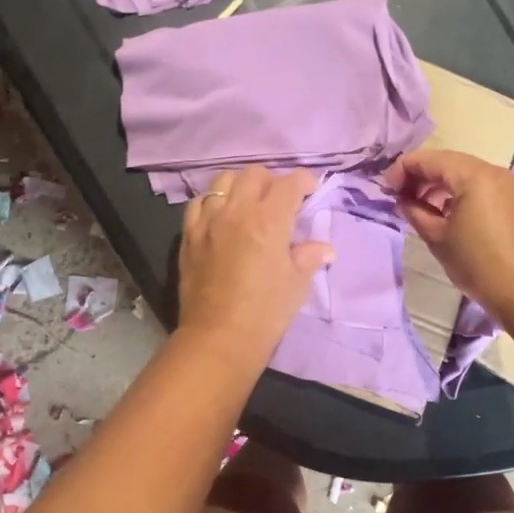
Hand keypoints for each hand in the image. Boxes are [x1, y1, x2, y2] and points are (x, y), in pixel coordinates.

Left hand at [177, 167, 334, 356]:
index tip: (310, 192)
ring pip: (223, 181)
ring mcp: (208, 220)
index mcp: (269, 219)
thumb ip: (309, 256)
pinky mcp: (189, 235)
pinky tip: (220, 215)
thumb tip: (325, 248)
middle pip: (254, 174)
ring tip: (249, 202)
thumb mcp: (296, 283)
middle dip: (272, 180)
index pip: (290, 183)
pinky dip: (213, 201)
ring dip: (240, 185)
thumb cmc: (266, 311)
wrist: (219, 338)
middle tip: (281, 199)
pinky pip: (199, 203)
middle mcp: (237, 210)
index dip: (304, 181)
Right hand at [382, 150, 513, 316]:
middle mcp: (494, 172)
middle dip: (422, 176)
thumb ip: (416, 212)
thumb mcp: (438, 238)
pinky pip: (483, 187)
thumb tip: (404, 200)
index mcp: (473, 175)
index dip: (402, 170)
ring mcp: (510, 186)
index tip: (387, 191)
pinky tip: (450, 216)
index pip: (428, 159)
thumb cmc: (478, 265)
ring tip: (423, 208)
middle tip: (401, 198)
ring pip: (467, 174)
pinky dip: (462, 194)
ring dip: (441, 185)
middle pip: (449, 162)